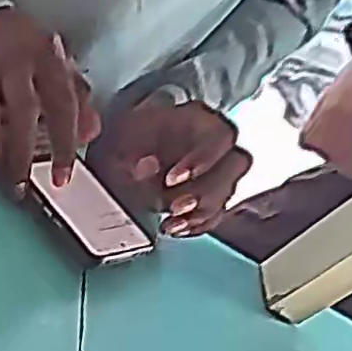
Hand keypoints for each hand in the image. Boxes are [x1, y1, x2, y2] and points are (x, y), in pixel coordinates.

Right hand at [0, 8, 101, 194]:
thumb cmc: (16, 50)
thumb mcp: (51, 65)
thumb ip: (72, 99)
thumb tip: (90, 133)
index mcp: (44, 55)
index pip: (61, 105)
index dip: (63, 146)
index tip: (60, 177)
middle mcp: (12, 59)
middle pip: (21, 117)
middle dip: (21, 158)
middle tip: (19, 186)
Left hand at [97, 98, 250, 236]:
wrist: (120, 153)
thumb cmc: (123, 142)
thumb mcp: (118, 142)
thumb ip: (130, 151)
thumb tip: (144, 167)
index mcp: (195, 121)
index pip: (219, 136)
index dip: (202, 159)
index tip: (171, 180)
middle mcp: (212, 144)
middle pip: (233, 165)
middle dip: (205, 191)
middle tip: (174, 208)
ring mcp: (213, 170)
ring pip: (227, 191)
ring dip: (200, 212)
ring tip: (170, 224)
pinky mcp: (206, 195)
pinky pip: (216, 212)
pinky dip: (197, 224)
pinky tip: (176, 229)